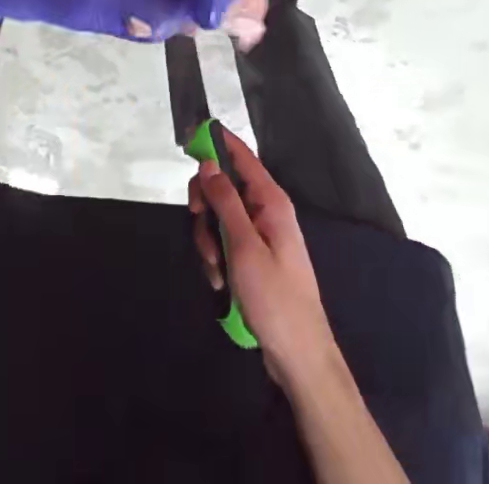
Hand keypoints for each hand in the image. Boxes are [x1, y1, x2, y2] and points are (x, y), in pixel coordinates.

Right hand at [189, 128, 339, 383]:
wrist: (297, 353)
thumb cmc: (274, 296)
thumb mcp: (243, 245)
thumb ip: (224, 201)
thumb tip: (207, 163)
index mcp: (271, 202)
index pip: (242, 157)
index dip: (217, 142)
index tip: (190, 135)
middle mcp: (266, 211)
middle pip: (223, 187)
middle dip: (205, 206)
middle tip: (197, 221)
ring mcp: (259, 235)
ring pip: (218, 217)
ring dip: (208, 240)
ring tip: (216, 269)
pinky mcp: (252, 256)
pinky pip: (223, 241)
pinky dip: (216, 257)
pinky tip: (220, 280)